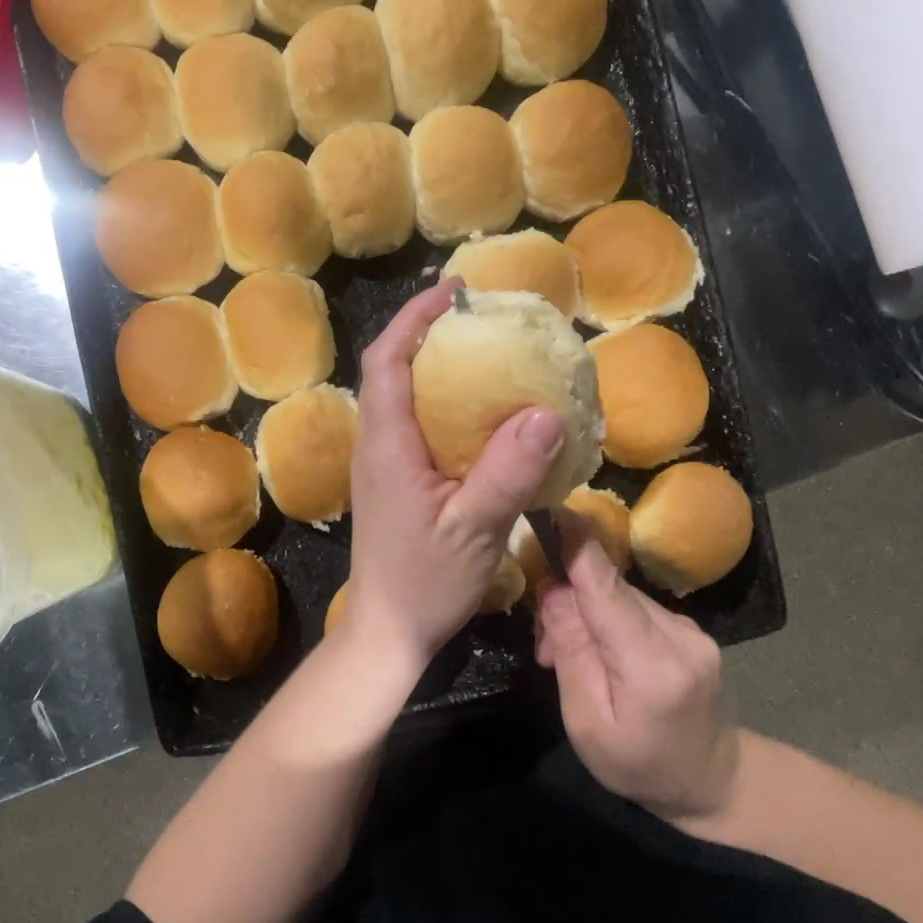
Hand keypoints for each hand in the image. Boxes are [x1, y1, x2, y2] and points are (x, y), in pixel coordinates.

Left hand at [345, 278, 565, 663]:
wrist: (388, 629)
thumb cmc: (426, 583)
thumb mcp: (475, 530)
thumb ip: (507, 472)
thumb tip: (546, 411)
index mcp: (387, 447)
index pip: (387, 362)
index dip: (415, 320)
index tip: (455, 293)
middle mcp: (375, 447)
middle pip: (390, 371)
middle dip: (426, 334)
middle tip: (479, 316)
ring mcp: (381, 466)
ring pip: (399, 397)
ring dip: (433, 367)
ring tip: (484, 352)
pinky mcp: (393, 484)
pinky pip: (412, 425)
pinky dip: (440, 403)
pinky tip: (480, 415)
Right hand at [535, 540, 740, 817]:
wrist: (715, 783)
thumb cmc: (641, 767)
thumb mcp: (587, 724)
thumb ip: (571, 653)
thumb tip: (553, 590)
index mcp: (652, 663)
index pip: (605, 586)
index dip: (576, 544)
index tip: (548, 506)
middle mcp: (679, 634)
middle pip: (606, 589)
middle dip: (564, 601)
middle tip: (541, 649)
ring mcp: (690, 629)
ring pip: (617, 596)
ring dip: (583, 614)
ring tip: (565, 659)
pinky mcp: (689, 630)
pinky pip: (633, 608)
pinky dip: (605, 621)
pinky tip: (598, 654)